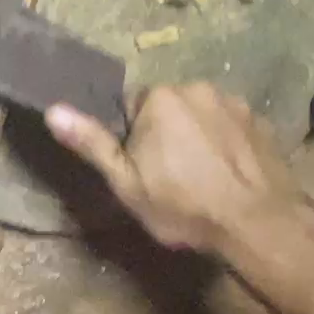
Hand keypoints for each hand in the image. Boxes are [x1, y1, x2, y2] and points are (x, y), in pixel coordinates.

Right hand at [45, 85, 313, 260]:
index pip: (130, 107)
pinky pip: (229, 126)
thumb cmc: (185, 206)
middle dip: (164, 133)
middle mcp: (196, 88)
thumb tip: (52, 109)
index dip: (132, 139)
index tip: (142, 168)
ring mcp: (234, 103)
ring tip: (202, 177)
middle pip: (166, 108)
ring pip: (199, 115)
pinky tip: (227, 174)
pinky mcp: (261, 121)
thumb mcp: (126, 183)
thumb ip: (92, 143)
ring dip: (196, 135)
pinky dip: (225, 143)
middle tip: (170, 176)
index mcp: (158, 98)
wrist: (261, 225)